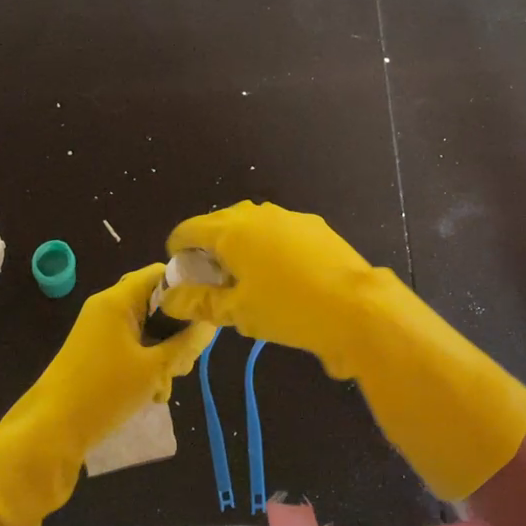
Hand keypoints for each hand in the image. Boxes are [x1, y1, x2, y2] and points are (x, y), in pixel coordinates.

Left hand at [0, 265, 214, 525]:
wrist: (49, 433)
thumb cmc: (103, 393)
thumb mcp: (153, 369)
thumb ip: (185, 343)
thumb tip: (210, 322)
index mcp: (117, 300)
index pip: (161, 274)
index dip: (187, 289)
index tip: (206, 315)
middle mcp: (107, 308)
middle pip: (155, 304)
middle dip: (176, 332)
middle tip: (186, 361)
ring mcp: (99, 332)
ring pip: (145, 331)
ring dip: (163, 355)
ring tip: (167, 385)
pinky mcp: (94, 355)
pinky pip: (130, 348)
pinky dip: (145, 366)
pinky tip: (152, 395)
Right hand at [159, 201, 383, 376]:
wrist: (356, 307)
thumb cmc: (287, 308)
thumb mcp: (237, 312)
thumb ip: (199, 302)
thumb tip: (169, 299)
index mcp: (231, 229)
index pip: (188, 230)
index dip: (178, 252)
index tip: (181, 278)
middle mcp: (256, 213)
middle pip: (219, 225)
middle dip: (209, 251)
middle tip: (211, 285)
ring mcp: (288, 216)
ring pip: (250, 227)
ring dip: (240, 248)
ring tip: (245, 284)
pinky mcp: (313, 226)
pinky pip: (277, 233)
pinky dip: (268, 249)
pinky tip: (280, 279)